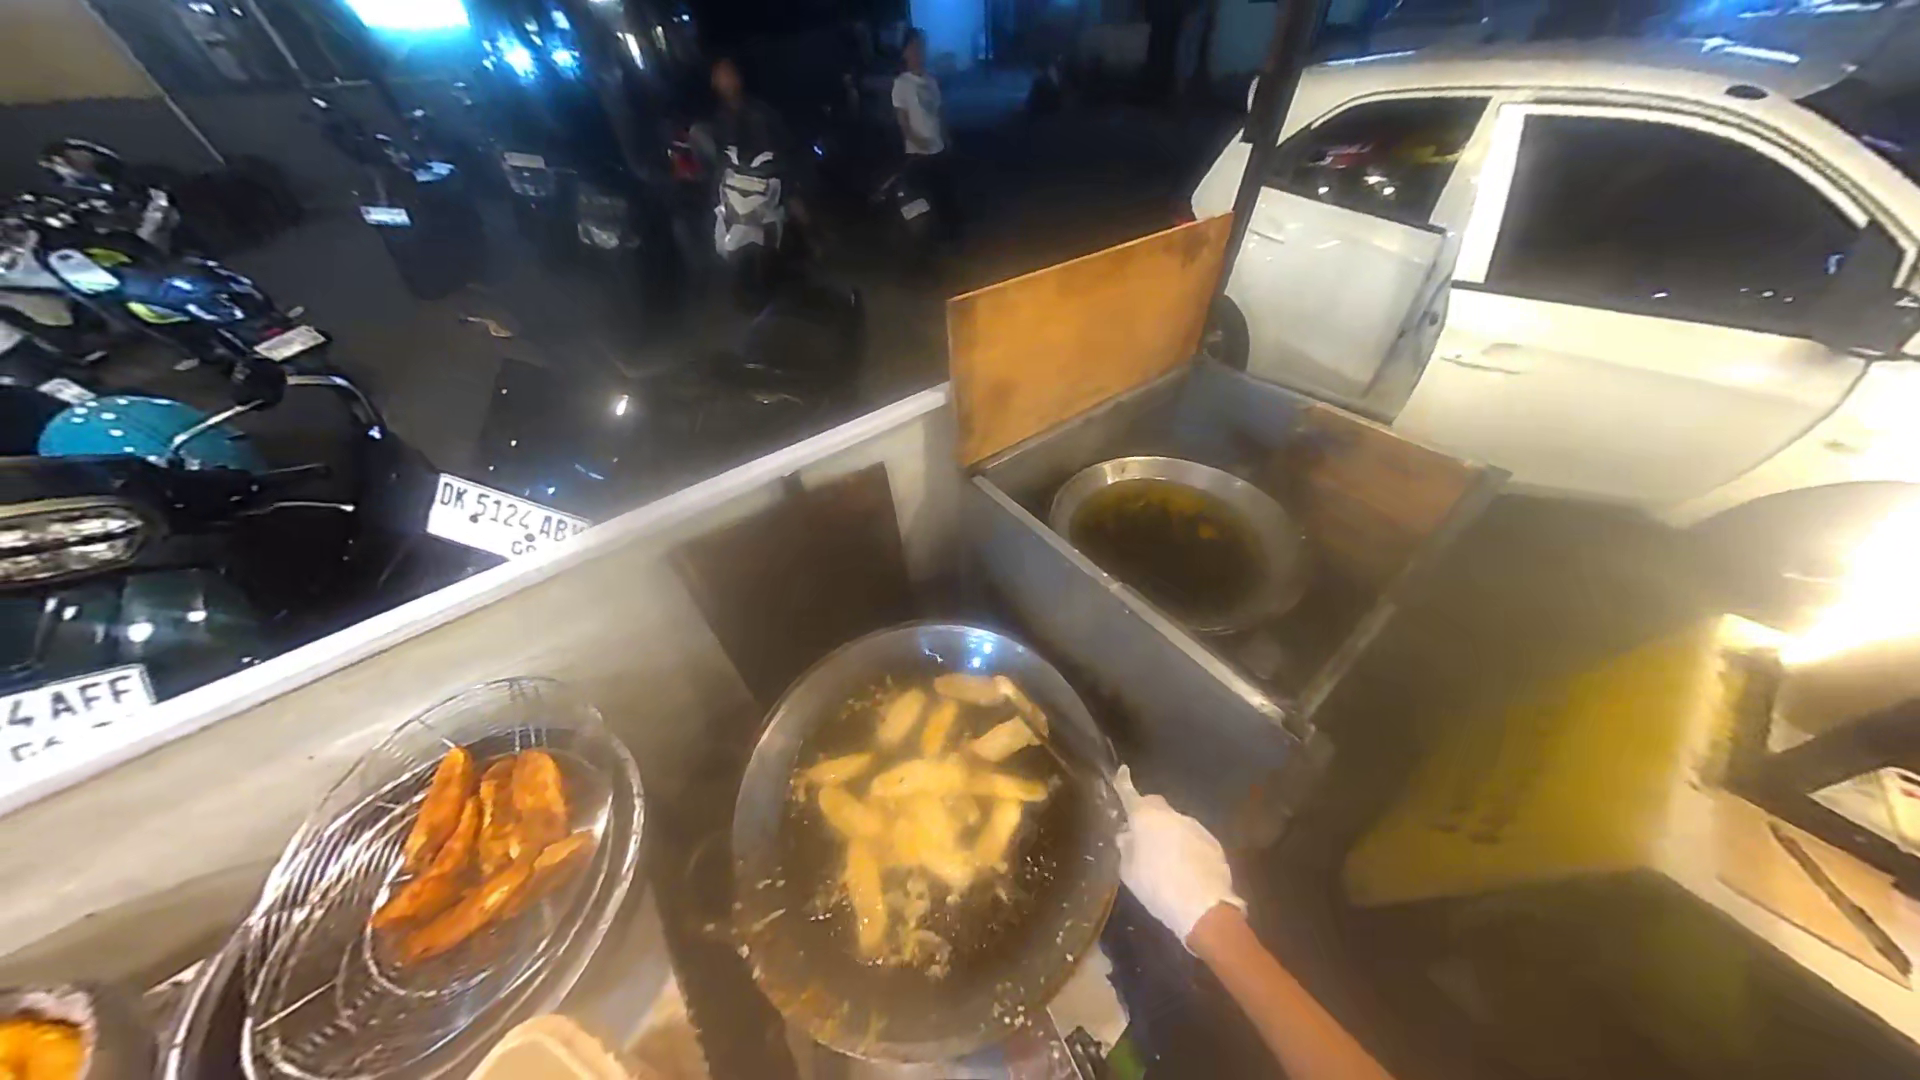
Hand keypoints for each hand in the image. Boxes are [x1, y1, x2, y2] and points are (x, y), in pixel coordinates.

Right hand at [1114, 766, 1243, 948]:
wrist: (1204, 908)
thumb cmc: (1157, 887)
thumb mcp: (1128, 871)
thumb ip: (1126, 848)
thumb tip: (1127, 835)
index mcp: (1144, 817)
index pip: (1129, 792)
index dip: (1123, 782)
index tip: (1122, 770)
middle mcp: (1170, 814)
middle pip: (1155, 805)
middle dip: (1148, 814)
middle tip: (1142, 834)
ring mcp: (1194, 826)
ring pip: (1175, 822)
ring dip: (1169, 833)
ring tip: (1167, 860)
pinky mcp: (1212, 841)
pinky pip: (1192, 838)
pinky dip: (1186, 847)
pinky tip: (1186, 869)